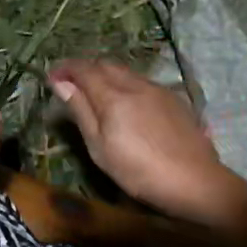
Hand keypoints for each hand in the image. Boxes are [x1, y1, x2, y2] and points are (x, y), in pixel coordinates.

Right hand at [47, 59, 246, 230]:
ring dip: (106, 75)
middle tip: (71, 86)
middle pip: (106, 64)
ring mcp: (158, 89)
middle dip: (85, 69)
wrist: (195, 181)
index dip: (65, 69)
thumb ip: (81, 112)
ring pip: (126, 72)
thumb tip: (61, 84)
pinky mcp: (173, 98)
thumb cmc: (139, 172)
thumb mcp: (100, 148)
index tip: (52, 77)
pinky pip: (142, 82)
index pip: (84, 69)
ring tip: (97, 94)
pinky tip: (127, 105)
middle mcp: (136, 84)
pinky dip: (126, 84)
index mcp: (113, 96)